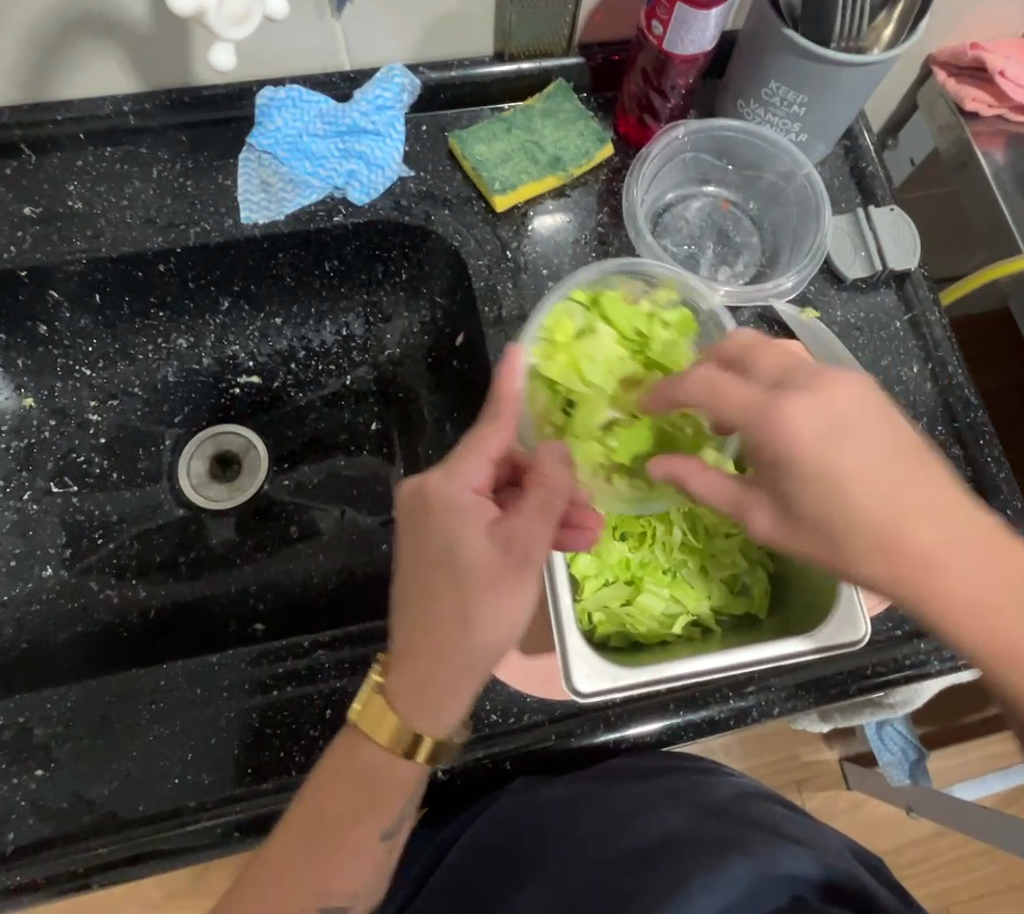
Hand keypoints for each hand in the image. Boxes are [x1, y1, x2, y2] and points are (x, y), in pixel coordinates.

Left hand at [383, 345, 602, 737]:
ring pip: (500, 496)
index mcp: (447, 484)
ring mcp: (433, 514)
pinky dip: (519, 527)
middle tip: (593, 512)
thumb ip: (547, 490)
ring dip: (542, 512)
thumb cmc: (479, 611)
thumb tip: (557, 447)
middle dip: (551, 486)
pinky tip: (560, 542)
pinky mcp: (438, 537)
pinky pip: (486, 517)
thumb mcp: (524, 548)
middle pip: (504, 467)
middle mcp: (433, 489)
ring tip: (589, 535)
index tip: (521, 348)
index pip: (491, 425)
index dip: (512, 387)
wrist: (430, 676)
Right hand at [641, 330, 997, 602]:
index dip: (667, 391)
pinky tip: (778, 423)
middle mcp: (806, 381)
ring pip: (773, 350)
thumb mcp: (762, 518)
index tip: (645, 406)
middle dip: (702, 365)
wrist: (937, 542)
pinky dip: (774, 378)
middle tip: (685, 401)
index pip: (704, 383)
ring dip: (740, 369)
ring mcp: (840, 377)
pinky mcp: (863, 384)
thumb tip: (653, 464)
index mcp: (777, 416)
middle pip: (738, 345)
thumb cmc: (842, 541)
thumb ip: (702, 483)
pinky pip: (804, 365)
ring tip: (731, 416)